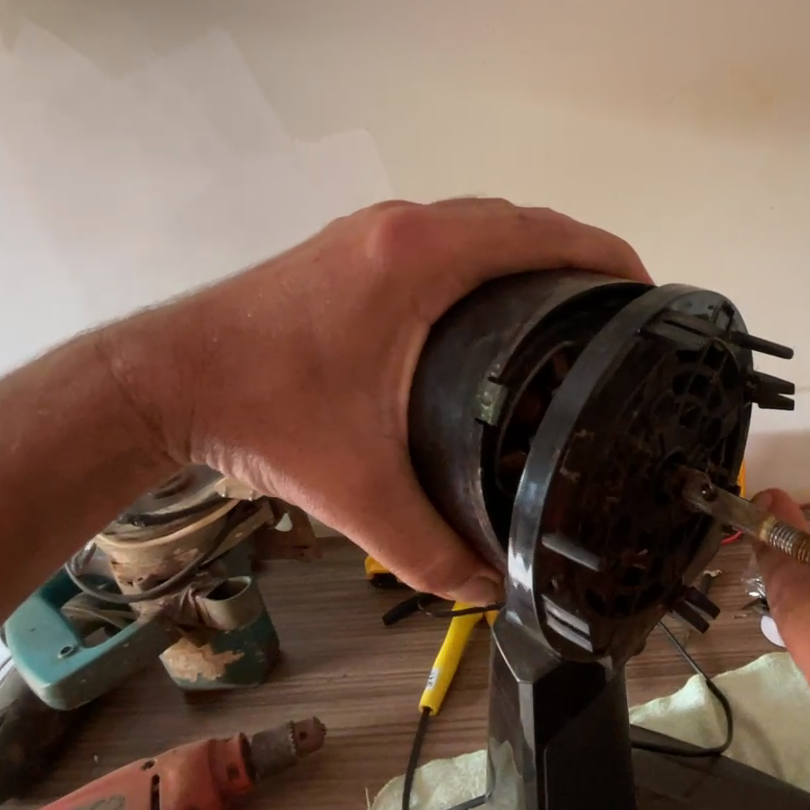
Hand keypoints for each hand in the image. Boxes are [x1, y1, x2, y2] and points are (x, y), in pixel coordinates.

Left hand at [101, 199, 647, 605]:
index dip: (605, 256)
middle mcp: (405, 226)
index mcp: (421, 260)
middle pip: (521, 218)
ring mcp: (377, 228)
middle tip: (618, 309)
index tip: (646, 292)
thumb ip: (430, 547)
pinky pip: (451, 230)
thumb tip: (490, 591)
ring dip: (536, 247)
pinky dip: (493, 251)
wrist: (163, 378)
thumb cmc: (261, 414)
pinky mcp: (357, 242)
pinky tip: (501, 300)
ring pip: (484, 219)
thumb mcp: (356, 489)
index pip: (541, 235)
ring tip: (573, 303)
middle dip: (581, 252)